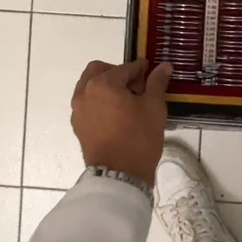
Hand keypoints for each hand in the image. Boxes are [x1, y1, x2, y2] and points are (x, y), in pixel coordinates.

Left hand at [71, 58, 172, 186]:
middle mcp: (84, 92)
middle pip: (98, 71)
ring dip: (105, 86)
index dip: (140, 68)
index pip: (124, 68)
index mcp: (103, 83)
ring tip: (125, 100)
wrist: (119, 175)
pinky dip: (98, 101)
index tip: (150, 71)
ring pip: (89, 87)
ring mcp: (77, 109)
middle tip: (135, 85)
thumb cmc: (139, 138)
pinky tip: (115, 114)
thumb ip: (157, 83)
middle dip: (117, 73)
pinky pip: (87, 103)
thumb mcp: (154, 107)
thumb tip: (165, 66)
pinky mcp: (77, 125)